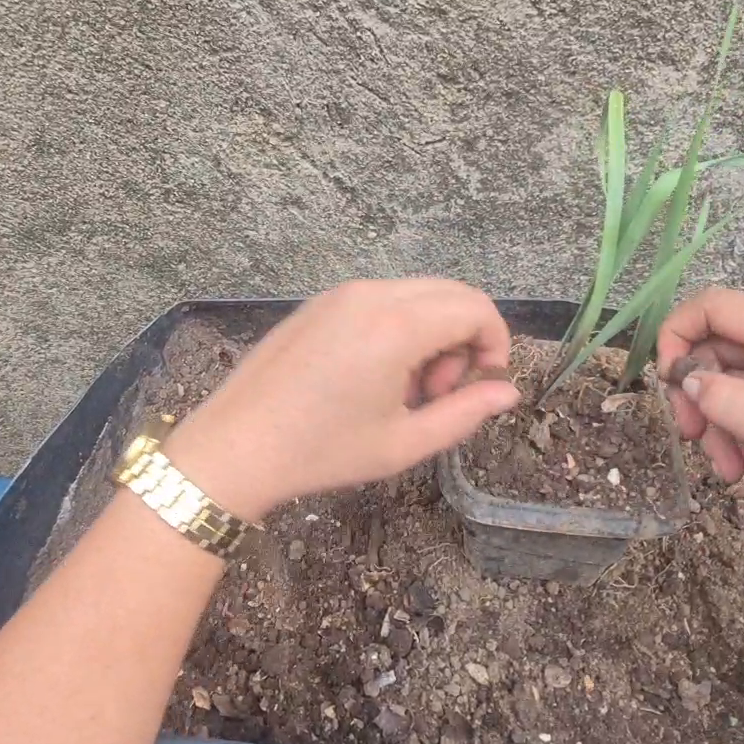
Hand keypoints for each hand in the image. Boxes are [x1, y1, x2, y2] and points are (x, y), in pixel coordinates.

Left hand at [161, 280, 520, 521]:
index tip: (483, 383)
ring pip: (418, 294)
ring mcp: (341, 292)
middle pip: (451, 293)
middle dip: (465, 337)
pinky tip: (374, 373)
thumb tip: (508, 392)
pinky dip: (401, 325)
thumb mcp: (403, 442)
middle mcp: (372, 294)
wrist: (235, 446)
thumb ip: (465, 413)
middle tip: (439, 391)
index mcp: (397, 325)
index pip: (476, 308)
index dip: (495, 342)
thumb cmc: (323, 451)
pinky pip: (383, 298)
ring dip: (433, 332)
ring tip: (405, 388)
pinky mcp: (321, 301)